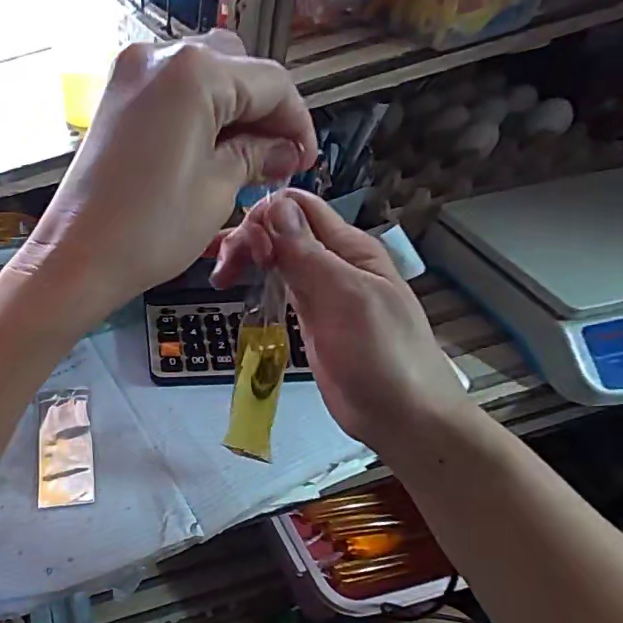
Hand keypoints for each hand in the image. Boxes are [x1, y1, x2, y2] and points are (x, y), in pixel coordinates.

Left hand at [5, 31, 315, 321]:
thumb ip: (257, 155)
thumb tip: (283, 149)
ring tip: (244, 162)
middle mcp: (158, 58)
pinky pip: (171, 94)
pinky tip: (209, 153)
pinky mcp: (115, 101)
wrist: (77, 258)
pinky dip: (196, 116)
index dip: (297, 122)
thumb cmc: (145, 231)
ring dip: (231, 113)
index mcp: (194, 72)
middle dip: (263, 113)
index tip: (305, 156)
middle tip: (276, 161)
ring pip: (203, 78)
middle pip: (237, 69)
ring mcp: (130, 76)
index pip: (270, 83)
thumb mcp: (218, 189)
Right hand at [212, 188, 471, 450]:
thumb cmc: (382, 356)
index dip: (264, 216)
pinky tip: (239, 288)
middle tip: (221, 271)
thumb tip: (275, 206)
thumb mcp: (346, 298)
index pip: (299, 208)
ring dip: (248, 258)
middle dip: (248, 238)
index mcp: (350, 248)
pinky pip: (282, 287)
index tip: (241, 249)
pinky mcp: (312, 320)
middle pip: (284, 230)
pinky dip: (259, 282)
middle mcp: (335, 263)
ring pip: (279, 258)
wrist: (402, 416)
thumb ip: (309, 254)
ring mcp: (323, 292)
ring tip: (219, 278)